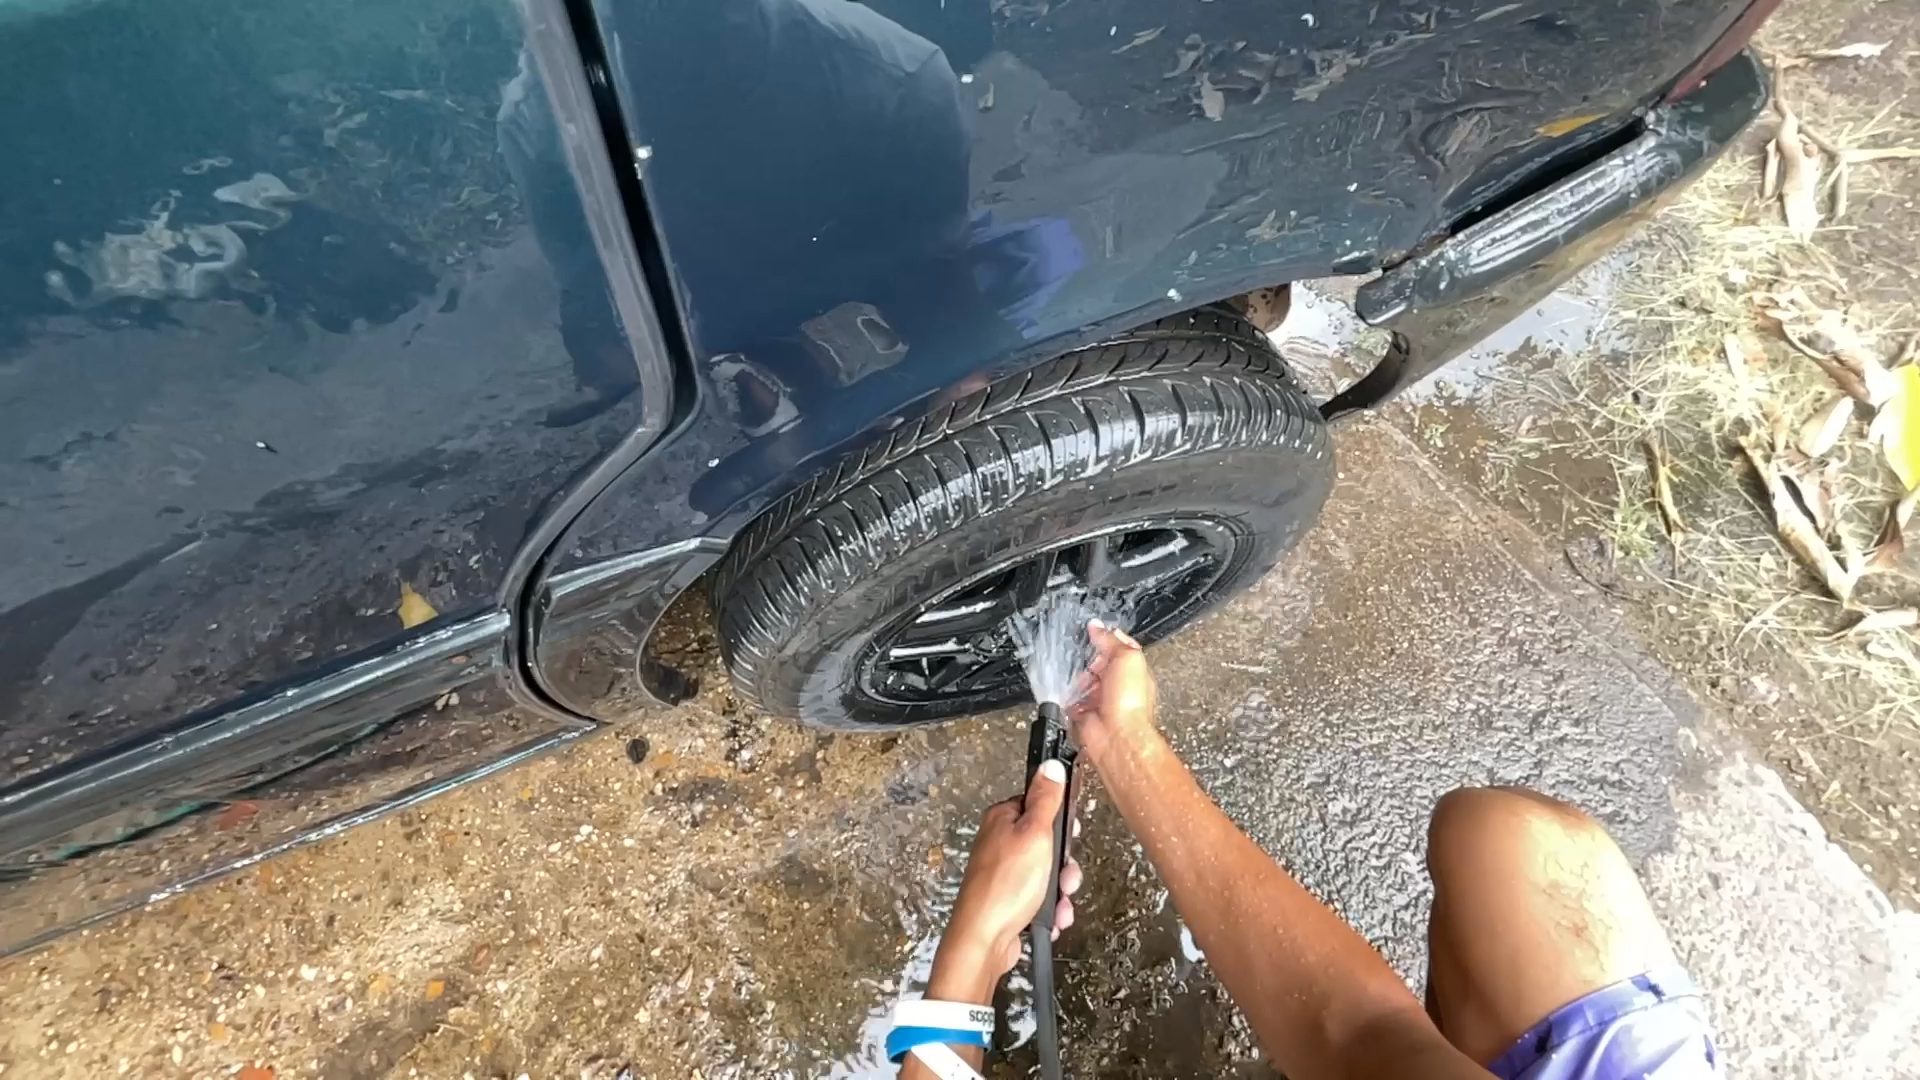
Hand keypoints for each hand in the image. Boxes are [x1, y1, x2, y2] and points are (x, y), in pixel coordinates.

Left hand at [938, 760, 1083, 982]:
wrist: (984, 940)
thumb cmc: (1006, 885)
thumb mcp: (1034, 833)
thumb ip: (1046, 799)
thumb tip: (1051, 766)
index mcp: (1003, 818)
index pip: (1039, 805)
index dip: (1060, 821)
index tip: (1071, 834)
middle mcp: (1000, 841)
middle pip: (1046, 842)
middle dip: (1063, 864)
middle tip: (1066, 876)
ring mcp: (1003, 871)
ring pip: (1046, 873)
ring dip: (1060, 890)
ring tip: (1060, 902)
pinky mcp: (1008, 898)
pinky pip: (1039, 897)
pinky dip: (1050, 908)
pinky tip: (1053, 918)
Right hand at [1069, 620, 1160, 766]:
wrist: (1117, 736)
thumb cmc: (1130, 703)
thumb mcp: (1126, 658)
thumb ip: (1110, 640)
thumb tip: (1096, 626)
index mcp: (1133, 671)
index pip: (1120, 647)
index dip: (1107, 638)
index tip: (1093, 631)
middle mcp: (1118, 686)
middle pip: (1098, 663)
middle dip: (1090, 660)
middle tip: (1087, 659)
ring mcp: (1102, 700)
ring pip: (1083, 680)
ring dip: (1078, 678)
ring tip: (1081, 679)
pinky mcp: (1085, 713)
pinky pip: (1071, 699)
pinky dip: (1067, 695)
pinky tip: (1070, 692)